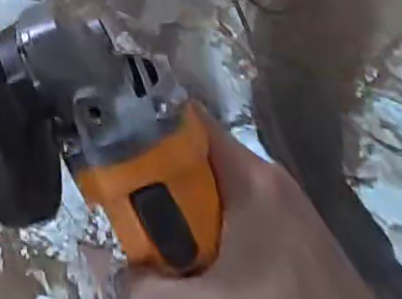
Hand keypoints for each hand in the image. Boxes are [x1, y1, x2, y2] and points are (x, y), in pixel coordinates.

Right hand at [124, 118, 370, 298]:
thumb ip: (145, 287)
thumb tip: (104, 264)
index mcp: (250, 175)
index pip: (187, 119)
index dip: (147, 128)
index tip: (117, 152)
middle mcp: (268, 175)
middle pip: (197, 156)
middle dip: (163, 183)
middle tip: (137, 214)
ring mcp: (286, 203)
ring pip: (217, 188)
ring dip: (188, 212)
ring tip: (168, 245)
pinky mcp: (296, 231)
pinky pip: (240, 211)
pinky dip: (215, 229)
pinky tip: (211, 267)